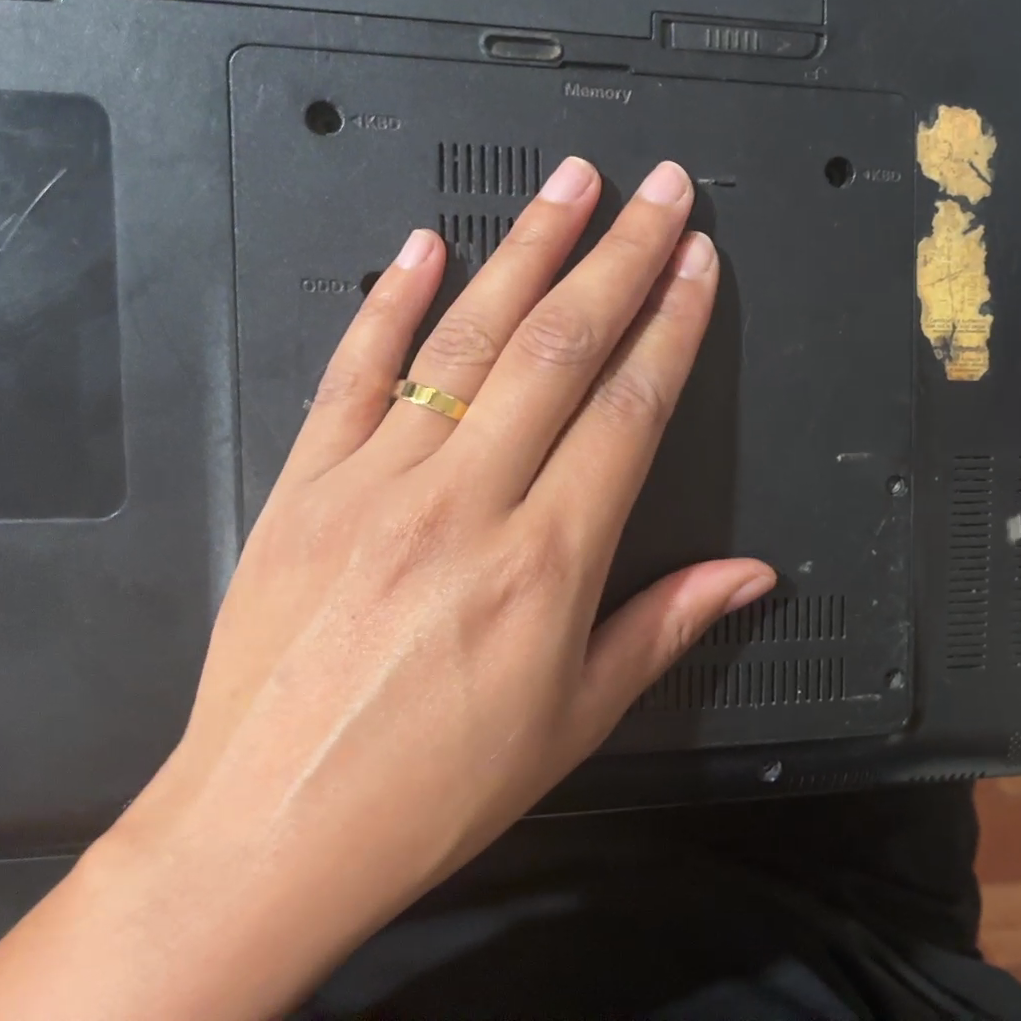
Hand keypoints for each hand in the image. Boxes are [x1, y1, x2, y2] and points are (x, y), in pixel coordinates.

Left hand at [0, 157, 773, 1018]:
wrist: (269, 834)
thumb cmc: (437, 784)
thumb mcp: (582, 714)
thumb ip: (670, 624)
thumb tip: (750, 577)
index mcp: (546, 560)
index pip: (629, 409)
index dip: (673, 326)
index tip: (699, 267)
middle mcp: (465, 503)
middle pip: (561, 348)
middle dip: (622, 258)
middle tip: (661, 193)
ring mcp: (376, 485)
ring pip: (468, 339)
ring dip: (528, 251)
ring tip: (570, 186)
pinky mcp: (303, 488)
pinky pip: (351, 374)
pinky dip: (390, 303)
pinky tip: (424, 247)